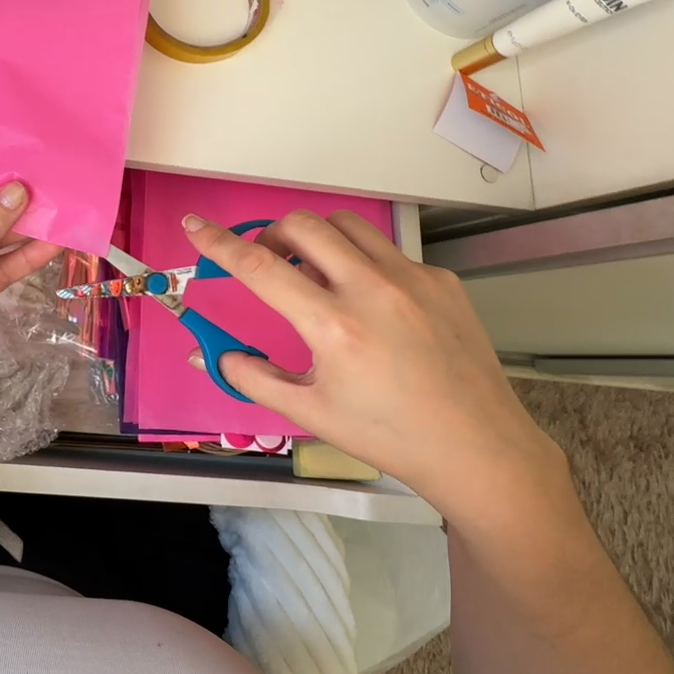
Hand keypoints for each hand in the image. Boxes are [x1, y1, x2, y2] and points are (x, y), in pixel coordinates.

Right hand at [183, 211, 563, 516]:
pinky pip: (386, 251)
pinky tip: (372, 303)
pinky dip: (362, 262)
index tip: (194, 224)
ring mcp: (413, 279)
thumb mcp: (310, 413)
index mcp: (334, 327)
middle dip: (271, 234)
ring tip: (316, 275)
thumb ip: (252, 377)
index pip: (260, 267)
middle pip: (303, 225)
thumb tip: (209, 353)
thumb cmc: (388, 435)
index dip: (219, 242)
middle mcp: (372, 290)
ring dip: (316, 239)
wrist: (479, 449)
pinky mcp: (442, 280)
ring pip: (346, 225)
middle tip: (268, 262)